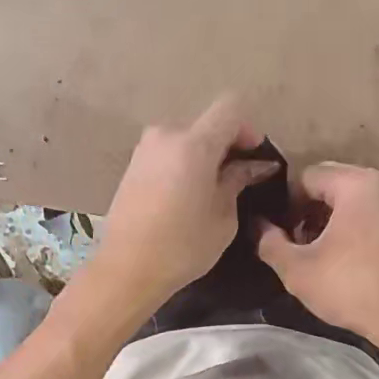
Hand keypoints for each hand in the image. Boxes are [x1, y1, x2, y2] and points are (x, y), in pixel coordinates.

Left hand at [90, 95, 279, 308]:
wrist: (126, 270)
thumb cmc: (182, 248)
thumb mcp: (222, 219)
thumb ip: (237, 182)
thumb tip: (251, 166)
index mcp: (193, 144)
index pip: (230, 108)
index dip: (247, 129)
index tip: (252, 156)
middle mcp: (165, 136)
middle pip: (204, 124)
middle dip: (223, 145)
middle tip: (233, 178)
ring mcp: (143, 151)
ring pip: (182, 140)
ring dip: (199, 157)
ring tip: (206, 191)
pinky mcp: (129, 169)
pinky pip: (164, 157)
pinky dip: (178, 167)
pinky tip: (181, 198)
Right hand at [255, 162, 378, 350]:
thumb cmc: (347, 288)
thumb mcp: (296, 268)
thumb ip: (269, 241)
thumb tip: (256, 225)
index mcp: (356, 184)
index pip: (306, 177)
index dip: (285, 204)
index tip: (277, 233)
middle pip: (327, 184)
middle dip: (304, 210)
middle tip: (292, 243)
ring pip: (345, 198)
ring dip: (323, 219)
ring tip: (311, 252)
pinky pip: (364, 210)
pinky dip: (345, 225)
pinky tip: (335, 256)